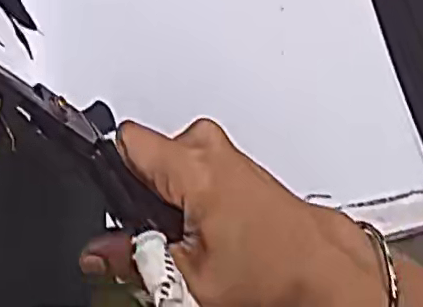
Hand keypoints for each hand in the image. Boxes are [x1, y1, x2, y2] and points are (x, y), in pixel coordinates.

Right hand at [79, 119, 388, 306]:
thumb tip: (97, 251)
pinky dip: (189, 191)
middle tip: (164, 234)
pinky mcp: (230, 156)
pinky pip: (190, 162)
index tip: (119, 202)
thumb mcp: (194, 282)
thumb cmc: (276, 272)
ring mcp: (220, 147)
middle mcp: (205, 143)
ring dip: (169, 194)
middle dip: (145, 193)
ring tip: (194, 236)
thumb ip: (135, 259)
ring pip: (168, 160)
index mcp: (191, 163)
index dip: (115, 172)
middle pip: (147, 153)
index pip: (125, 139)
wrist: (326, 272)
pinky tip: (210, 228)